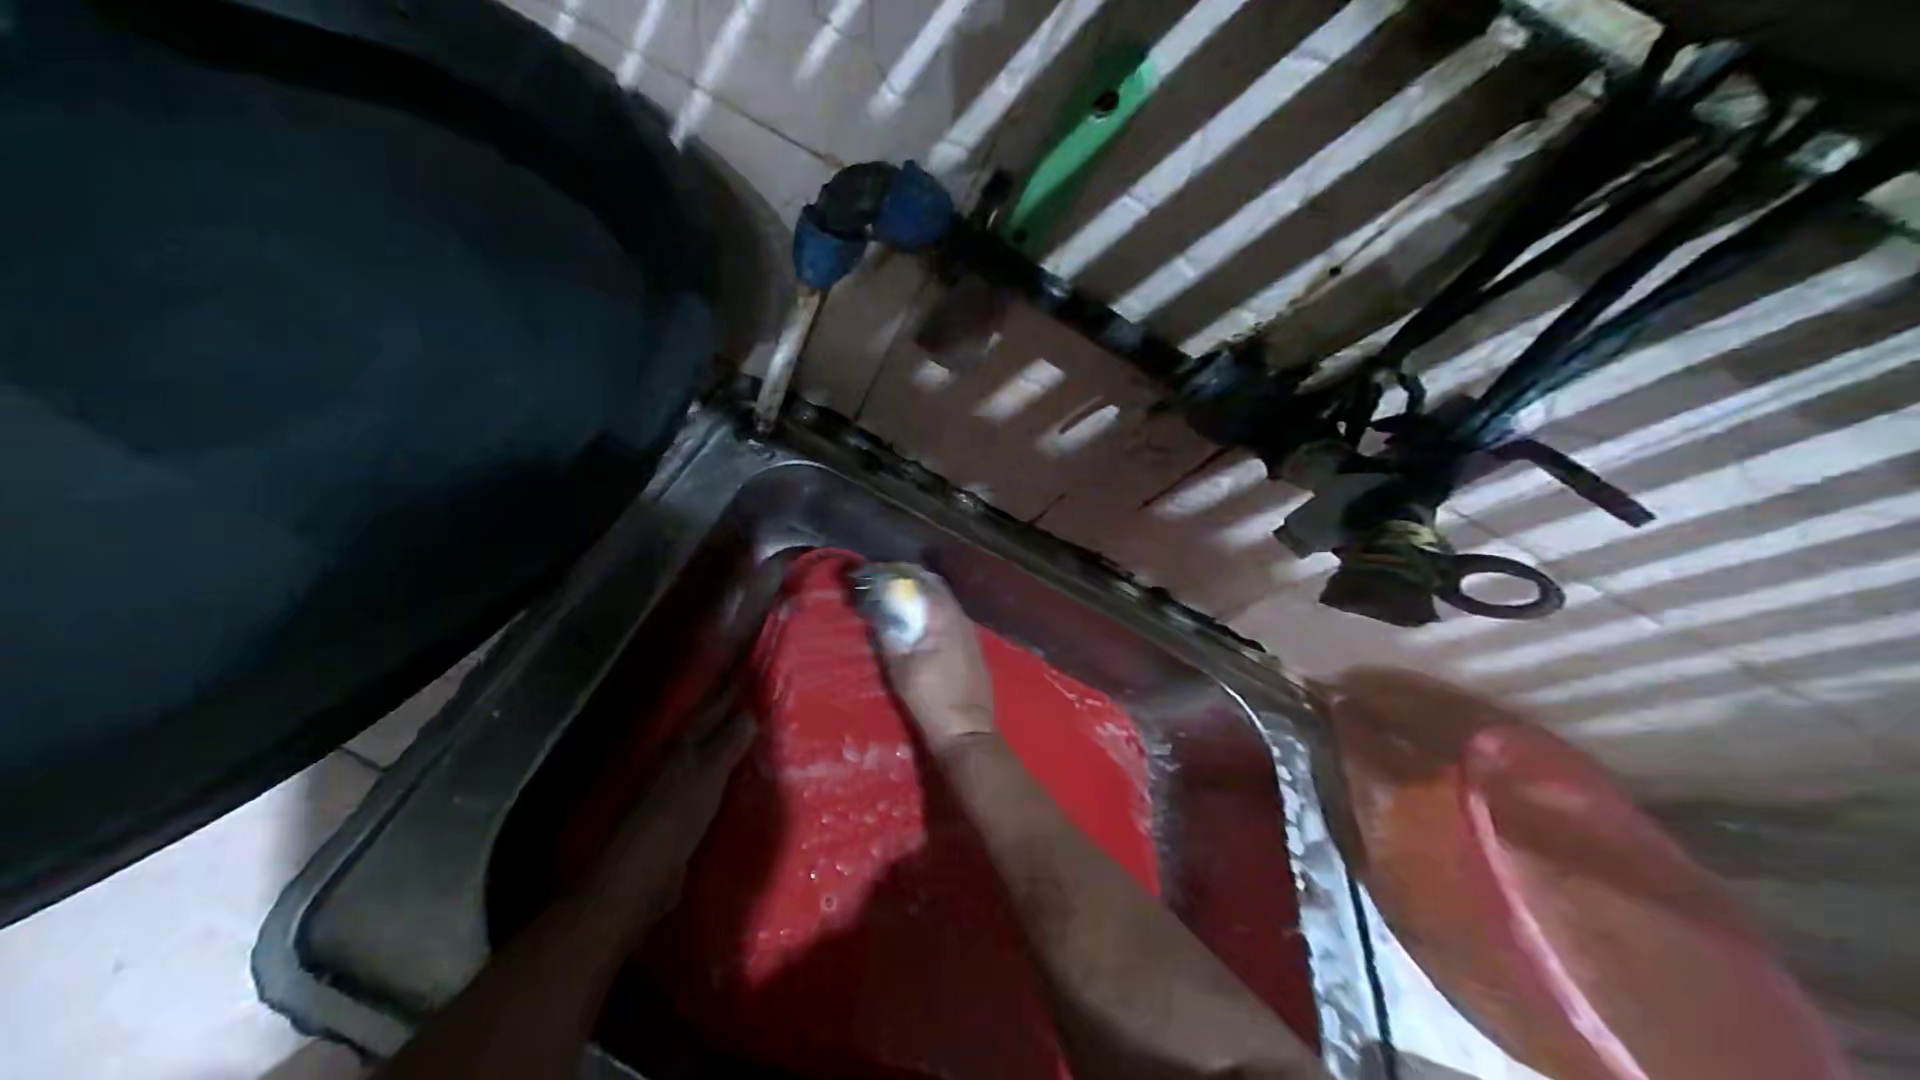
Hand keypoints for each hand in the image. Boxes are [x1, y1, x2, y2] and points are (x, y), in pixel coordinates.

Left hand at [583, 691, 755, 938]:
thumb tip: (748, 713)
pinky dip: (727, 766)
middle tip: (757, 687)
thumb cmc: (673, 821)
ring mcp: (677, 785)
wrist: (638, 878)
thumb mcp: (706, 777)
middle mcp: (678, 758)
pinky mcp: (682, 811)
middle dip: (729, 706)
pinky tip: (741, 770)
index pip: (711, 706)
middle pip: (708, 724)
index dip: (730, 687)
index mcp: (684, 745)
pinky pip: (711, 776)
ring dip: (729, 735)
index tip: (751, 664)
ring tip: (757, 722)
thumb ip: (727, 745)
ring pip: (709, 748)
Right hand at [849, 563, 995, 752]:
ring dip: (923, 598)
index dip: (900, 573)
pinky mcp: (974, 649)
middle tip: (887, 585)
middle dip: (911, 582)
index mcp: (946, 618)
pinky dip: (934, 613)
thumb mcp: (900, 668)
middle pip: (937, 588)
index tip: (879, 573)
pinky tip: (921, 625)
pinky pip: (952, 619)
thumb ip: (888, 634)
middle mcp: (963, 619)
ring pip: (946, 604)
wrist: (967, 732)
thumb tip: (876, 611)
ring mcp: (972, 634)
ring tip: (900, 602)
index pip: (923, 580)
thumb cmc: (931, 699)